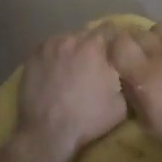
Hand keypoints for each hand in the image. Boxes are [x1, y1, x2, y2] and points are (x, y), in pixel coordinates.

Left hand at [13, 29, 127, 161]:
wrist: (48, 132)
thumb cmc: (88, 118)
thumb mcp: (122, 103)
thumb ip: (126, 78)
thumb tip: (129, 68)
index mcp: (94, 46)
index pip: (111, 29)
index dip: (116, 39)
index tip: (117, 51)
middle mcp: (71, 38)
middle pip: (87, 35)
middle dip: (93, 46)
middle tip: (95, 64)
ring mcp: (49, 45)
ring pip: (67, 41)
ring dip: (73, 50)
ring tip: (73, 69)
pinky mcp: (32, 55)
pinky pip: (50, 49)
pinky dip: (55, 56)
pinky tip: (56, 71)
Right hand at [107, 23, 161, 161]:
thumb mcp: (151, 125)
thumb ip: (134, 96)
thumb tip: (126, 77)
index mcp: (145, 78)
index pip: (117, 45)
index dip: (112, 48)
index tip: (112, 57)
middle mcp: (161, 55)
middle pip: (134, 32)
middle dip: (128, 42)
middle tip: (130, 55)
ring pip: (156, 27)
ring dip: (149, 37)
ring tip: (152, 52)